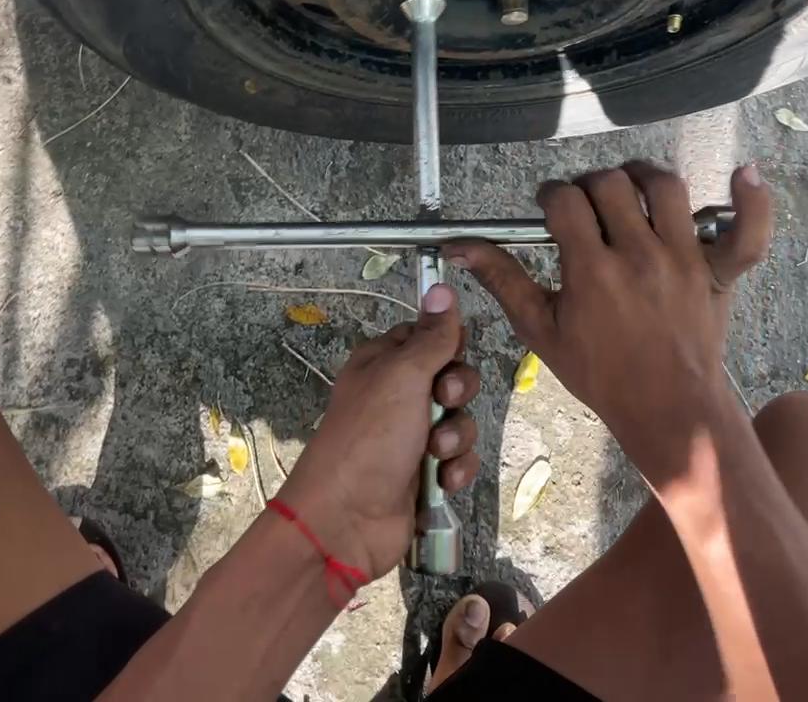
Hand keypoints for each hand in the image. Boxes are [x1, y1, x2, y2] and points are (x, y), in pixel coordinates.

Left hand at [275, 283, 482, 579]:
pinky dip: (456, 470)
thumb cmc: (370, 437)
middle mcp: (398, 393)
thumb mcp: (401, 376)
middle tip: (440, 405)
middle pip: (454, 378)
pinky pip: (460, 459)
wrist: (346, 520)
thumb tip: (442, 287)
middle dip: (457, 395)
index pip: (431, 336)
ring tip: (434, 455)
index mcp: (383, 361)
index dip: (448, 347)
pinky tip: (442, 482)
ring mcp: (411, 435)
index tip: (448, 358)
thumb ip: (431, 336)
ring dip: (456, 438)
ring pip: (461, 421)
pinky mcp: (425, 472)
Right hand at [446, 162, 772, 456]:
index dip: (549, 195)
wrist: (669, 411)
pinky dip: (752, 200)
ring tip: (627, 190)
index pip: (564, 200)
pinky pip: (748, 231)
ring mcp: (685, 259)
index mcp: (592, 271)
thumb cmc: (600, 373)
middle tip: (581, 208)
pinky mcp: (719, 272)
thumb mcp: (540, 329)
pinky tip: (745, 171)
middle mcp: (640, 255)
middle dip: (587, 186)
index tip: (547, 207)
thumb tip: (458, 247)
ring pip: (665, 187)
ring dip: (640, 178)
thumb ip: (501, 280)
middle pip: (609, 184)